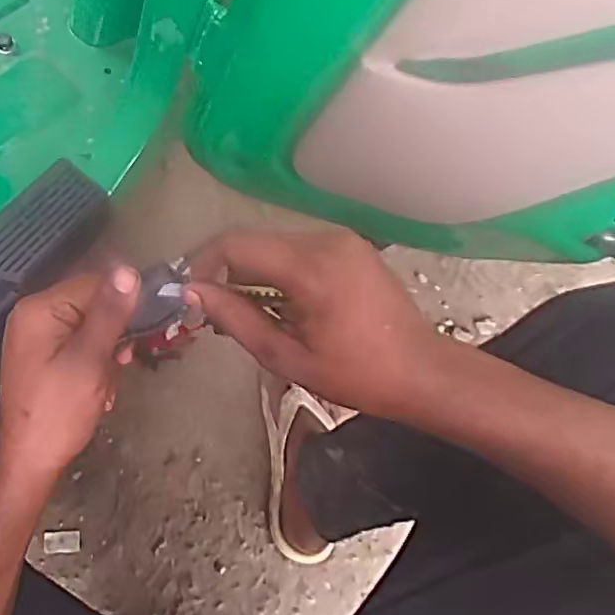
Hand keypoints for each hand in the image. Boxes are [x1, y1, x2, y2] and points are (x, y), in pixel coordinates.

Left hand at [0, 267, 139, 477]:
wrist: (30, 459)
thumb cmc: (59, 411)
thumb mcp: (90, 359)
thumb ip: (110, 314)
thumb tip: (128, 271)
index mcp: (40, 309)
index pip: (93, 283)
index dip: (124, 301)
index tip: (146, 324)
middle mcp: (34, 315)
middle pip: (91, 304)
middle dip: (114, 332)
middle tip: (124, 360)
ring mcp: (37, 336)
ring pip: (89, 326)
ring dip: (107, 351)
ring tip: (109, 379)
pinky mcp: (43, 355)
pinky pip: (79, 344)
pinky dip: (95, 362)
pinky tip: (100, 387)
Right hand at [187, 228, 452, 418]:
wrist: (424, 372)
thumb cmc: (357, 374)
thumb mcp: (286, 356)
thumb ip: (235, 319)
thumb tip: (192, 293)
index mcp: (311, 266)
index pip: (236, 244)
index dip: (202, 263)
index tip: (190, 293)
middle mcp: (324, 240)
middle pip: (251, 241)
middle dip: (223, 270)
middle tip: (211, 309)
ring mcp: (339, 240)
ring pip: (270, 244)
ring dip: (247, 271)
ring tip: (242, 311)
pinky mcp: (347, 246)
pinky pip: (293, 249)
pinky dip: (273, 270)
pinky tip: (274, 302)